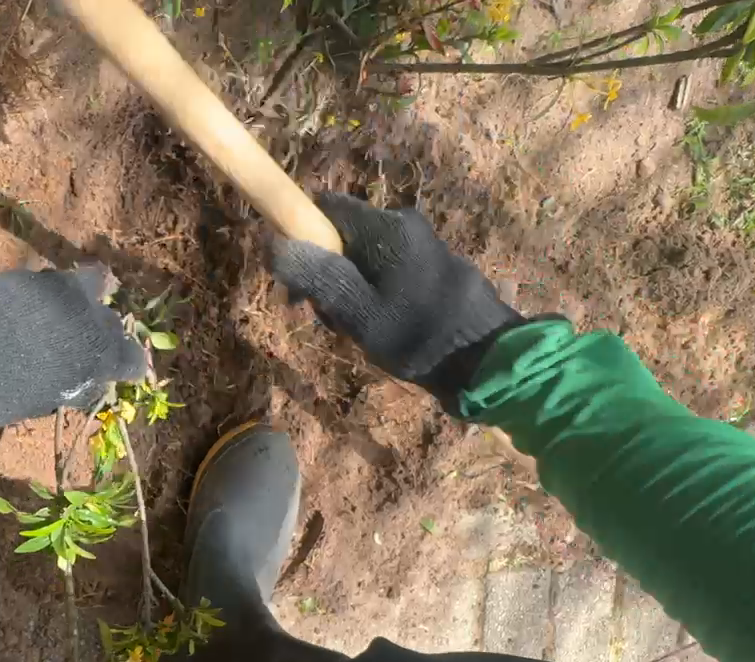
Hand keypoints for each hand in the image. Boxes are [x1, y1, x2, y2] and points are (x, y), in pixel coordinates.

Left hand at [0, 265, 147, 428]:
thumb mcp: (46, 399)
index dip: (130, 366)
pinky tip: (34, 308)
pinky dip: (52, 295)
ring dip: (85, 297)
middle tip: (85, 344)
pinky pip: (52, 282)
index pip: (132, 358)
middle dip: (102, 332)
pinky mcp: (29, 275)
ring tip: (71, 308)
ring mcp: (60, 290)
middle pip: (110, 320)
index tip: (124, 371)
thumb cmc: (4, 393)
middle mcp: (89, 316)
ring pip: (92, 282)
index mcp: (99, 354)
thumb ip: (72, 385)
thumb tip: (85, 382)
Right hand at [272, 194, 522, 405]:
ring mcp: (418, 244)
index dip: (298, 236)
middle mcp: (403, 225)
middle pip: (340, 235)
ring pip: (358, 255)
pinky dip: (365, 292)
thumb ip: (317, 277)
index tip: (291, 277)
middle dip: (320, 271)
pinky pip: (380, 268)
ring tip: (349, 327)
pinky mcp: (427, 265)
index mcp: (385, 228)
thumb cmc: (417, 336)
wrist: (483, 359)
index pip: (325, 208)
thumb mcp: (358, 313)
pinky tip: (372, 324)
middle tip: (320, 316)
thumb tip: (271, 242)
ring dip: (342, 288)